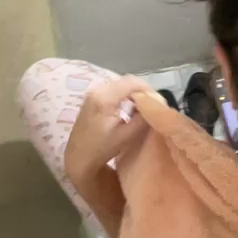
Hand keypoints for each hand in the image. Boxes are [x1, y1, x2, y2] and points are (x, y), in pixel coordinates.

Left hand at [63, 76, 154, 193]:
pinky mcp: (93, 96)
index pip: (133, 82)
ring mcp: (93, 91)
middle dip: (143, 91)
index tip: (159, 104)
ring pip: (121, 84)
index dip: (149, 90)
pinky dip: (125, 95)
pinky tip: (130, 108)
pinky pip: (114, 89)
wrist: (78, 157)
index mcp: (105, 97)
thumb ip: (144, 117)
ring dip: (134, 92)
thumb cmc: (102, 148)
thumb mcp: (128, 135)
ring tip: (144, 108)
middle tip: (154, 106)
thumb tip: (157, 104)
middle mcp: (97, 89)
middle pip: (127, 80)